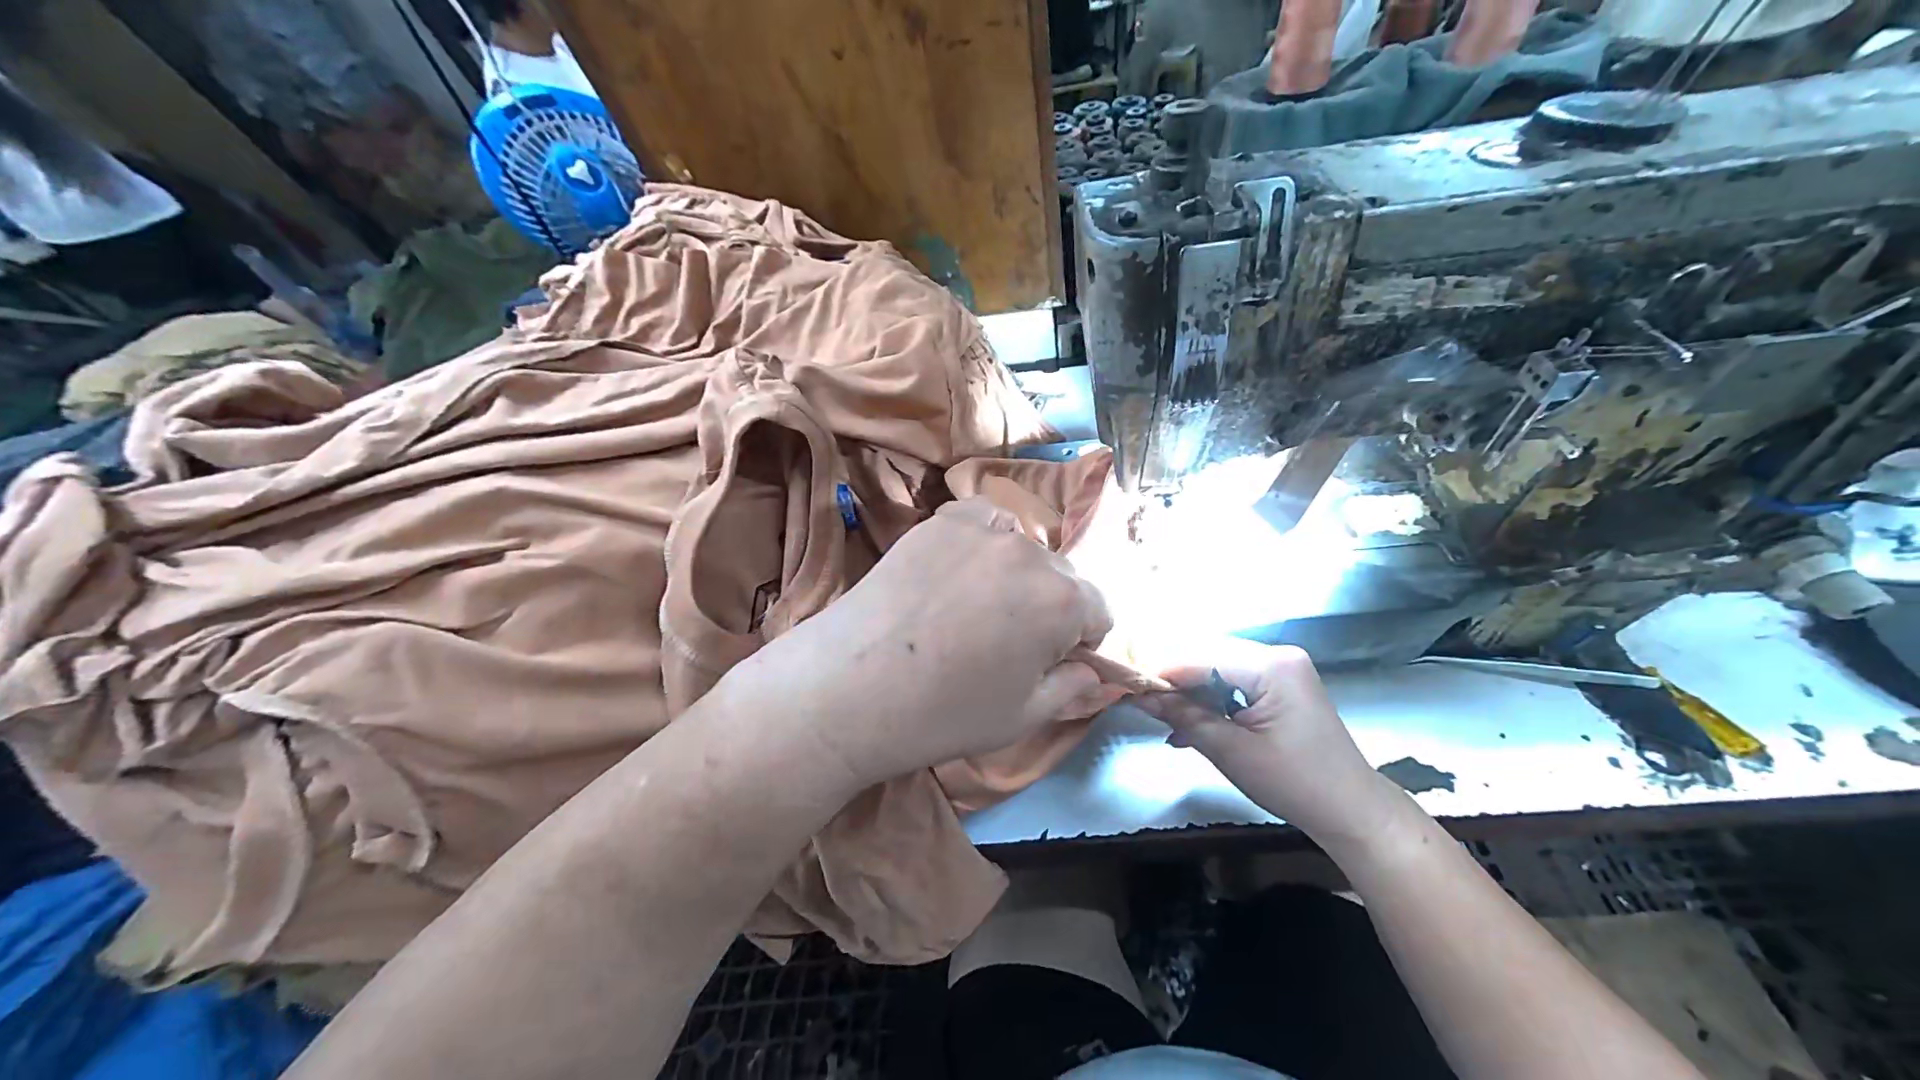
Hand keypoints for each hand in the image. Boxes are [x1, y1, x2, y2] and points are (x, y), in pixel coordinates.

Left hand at [723, 498, 1115, 787]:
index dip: (1079, 641)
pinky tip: (954, 573)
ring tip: (973, 607)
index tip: (1047, 661)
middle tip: (1005, 640)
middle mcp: (1031, 554)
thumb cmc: (942, 714)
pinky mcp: (939, 521)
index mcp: (1063, 603)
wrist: (849, 688)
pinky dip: (981, 541)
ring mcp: (981, 530)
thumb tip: (1092, 670)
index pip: (1099, 610)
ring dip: (1015, 573)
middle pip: (1062, 576)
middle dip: (1049, 605)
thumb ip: (1072, 688)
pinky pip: (981, 521)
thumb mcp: (1022, 717)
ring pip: (1023, 548)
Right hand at [1134, 645, 1404, 844]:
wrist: (1351, 811)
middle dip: (1175, 682)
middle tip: (1141, 702)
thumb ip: (1184, 716)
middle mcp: (1278, 656)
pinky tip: (1189, 728)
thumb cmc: (1295, 782)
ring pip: (1218, 671)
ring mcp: (1282, 670)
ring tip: (1163, 719)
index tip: (1128, 688)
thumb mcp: (1231, 751)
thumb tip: (1140, 695)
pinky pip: (1234, 684)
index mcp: (1272, 666)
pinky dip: (1211, 703)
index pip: (1201, 657)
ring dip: (1190, 695)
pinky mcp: (1281, 687)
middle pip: (1209, 658)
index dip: (1163, 673)